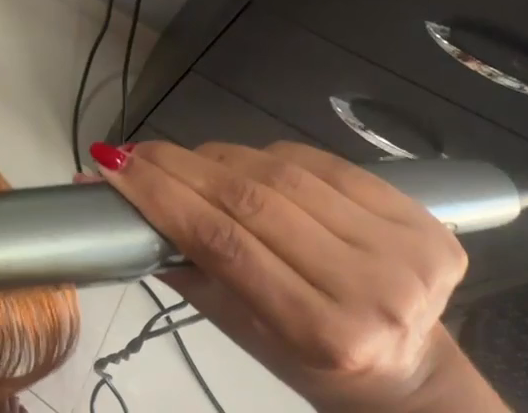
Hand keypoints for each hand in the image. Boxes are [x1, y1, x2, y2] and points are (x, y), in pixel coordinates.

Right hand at [91, 140, 498, 412]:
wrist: (407, 376)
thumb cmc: (304, 358)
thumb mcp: (236, 327)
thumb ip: (178, 260)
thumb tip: (104, 190)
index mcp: (324, 333)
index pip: (222, 241)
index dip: (160, 194)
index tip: (110, 164)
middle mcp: (373, 292)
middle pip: (250, 201)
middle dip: (177, 166)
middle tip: (130, 152)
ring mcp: (404, 253)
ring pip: (280, 173)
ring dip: (216, 156)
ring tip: (180, 160)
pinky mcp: (423, 221)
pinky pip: (320, 163)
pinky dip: (268, 154)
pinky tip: (242, 163)